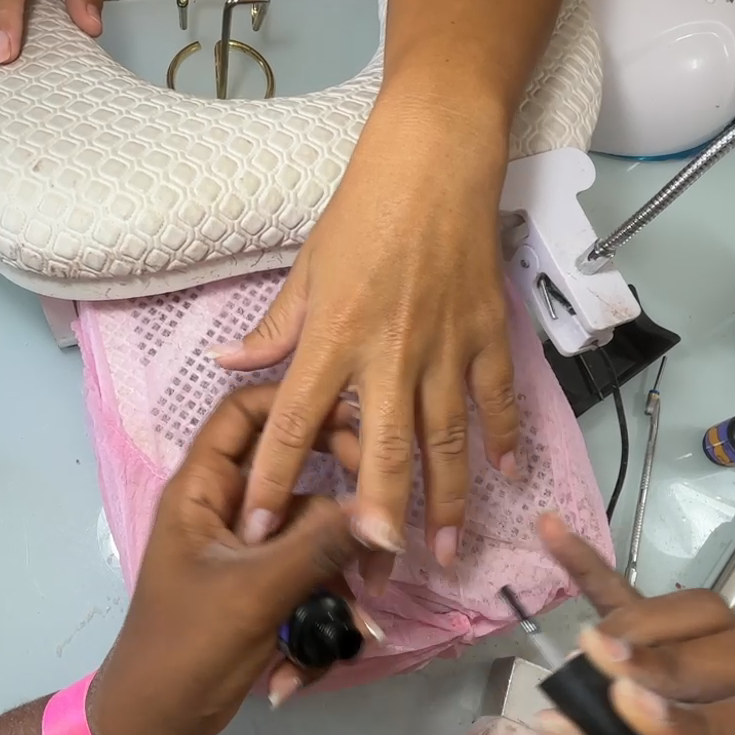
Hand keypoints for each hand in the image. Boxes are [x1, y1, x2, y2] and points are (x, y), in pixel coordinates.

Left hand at [86, 385, 372, 734]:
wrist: (156, 723)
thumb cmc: (184, 647)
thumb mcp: (253, 593)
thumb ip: (319, 547)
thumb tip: (384, 513)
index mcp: (202, 487)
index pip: (242, 412)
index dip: (292, 400)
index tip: (353, 411)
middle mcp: (229, 506)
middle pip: (294, 474)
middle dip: (338, 510)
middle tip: (377, 526)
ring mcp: (251, 546)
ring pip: (312, 533)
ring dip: (335, 580)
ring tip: (354, 623)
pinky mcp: (268, 582)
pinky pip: (310, 576)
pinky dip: (319, 614)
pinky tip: (305, 664)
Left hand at [215, 96, 519, 566]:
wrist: (433, 162)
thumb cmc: (360, 214)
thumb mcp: (305, 269)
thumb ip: (273, 328)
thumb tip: (229, 363)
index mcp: (332, 338)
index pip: (293, 423)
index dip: (273, 479)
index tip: (260, 531)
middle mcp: (387, 355)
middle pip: (381, 449)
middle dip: (376, 516)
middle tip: (374, 571)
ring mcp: (445, 348)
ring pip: (446, 438)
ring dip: (447, 499)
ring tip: (443, 552)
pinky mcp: (488, 334)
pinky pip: (497, 397)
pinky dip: (503, 436)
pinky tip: (505, 475)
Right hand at [530, 515, 734, 734]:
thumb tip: (558, 730)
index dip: (711, 717)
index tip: (628, 710)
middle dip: (676, 661)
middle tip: (602, 666)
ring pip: (719, 616)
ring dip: (648, 623)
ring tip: (592, 646)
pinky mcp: (676, 644)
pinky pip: (645, 596)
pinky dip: (596, 570)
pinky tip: (553, 536)